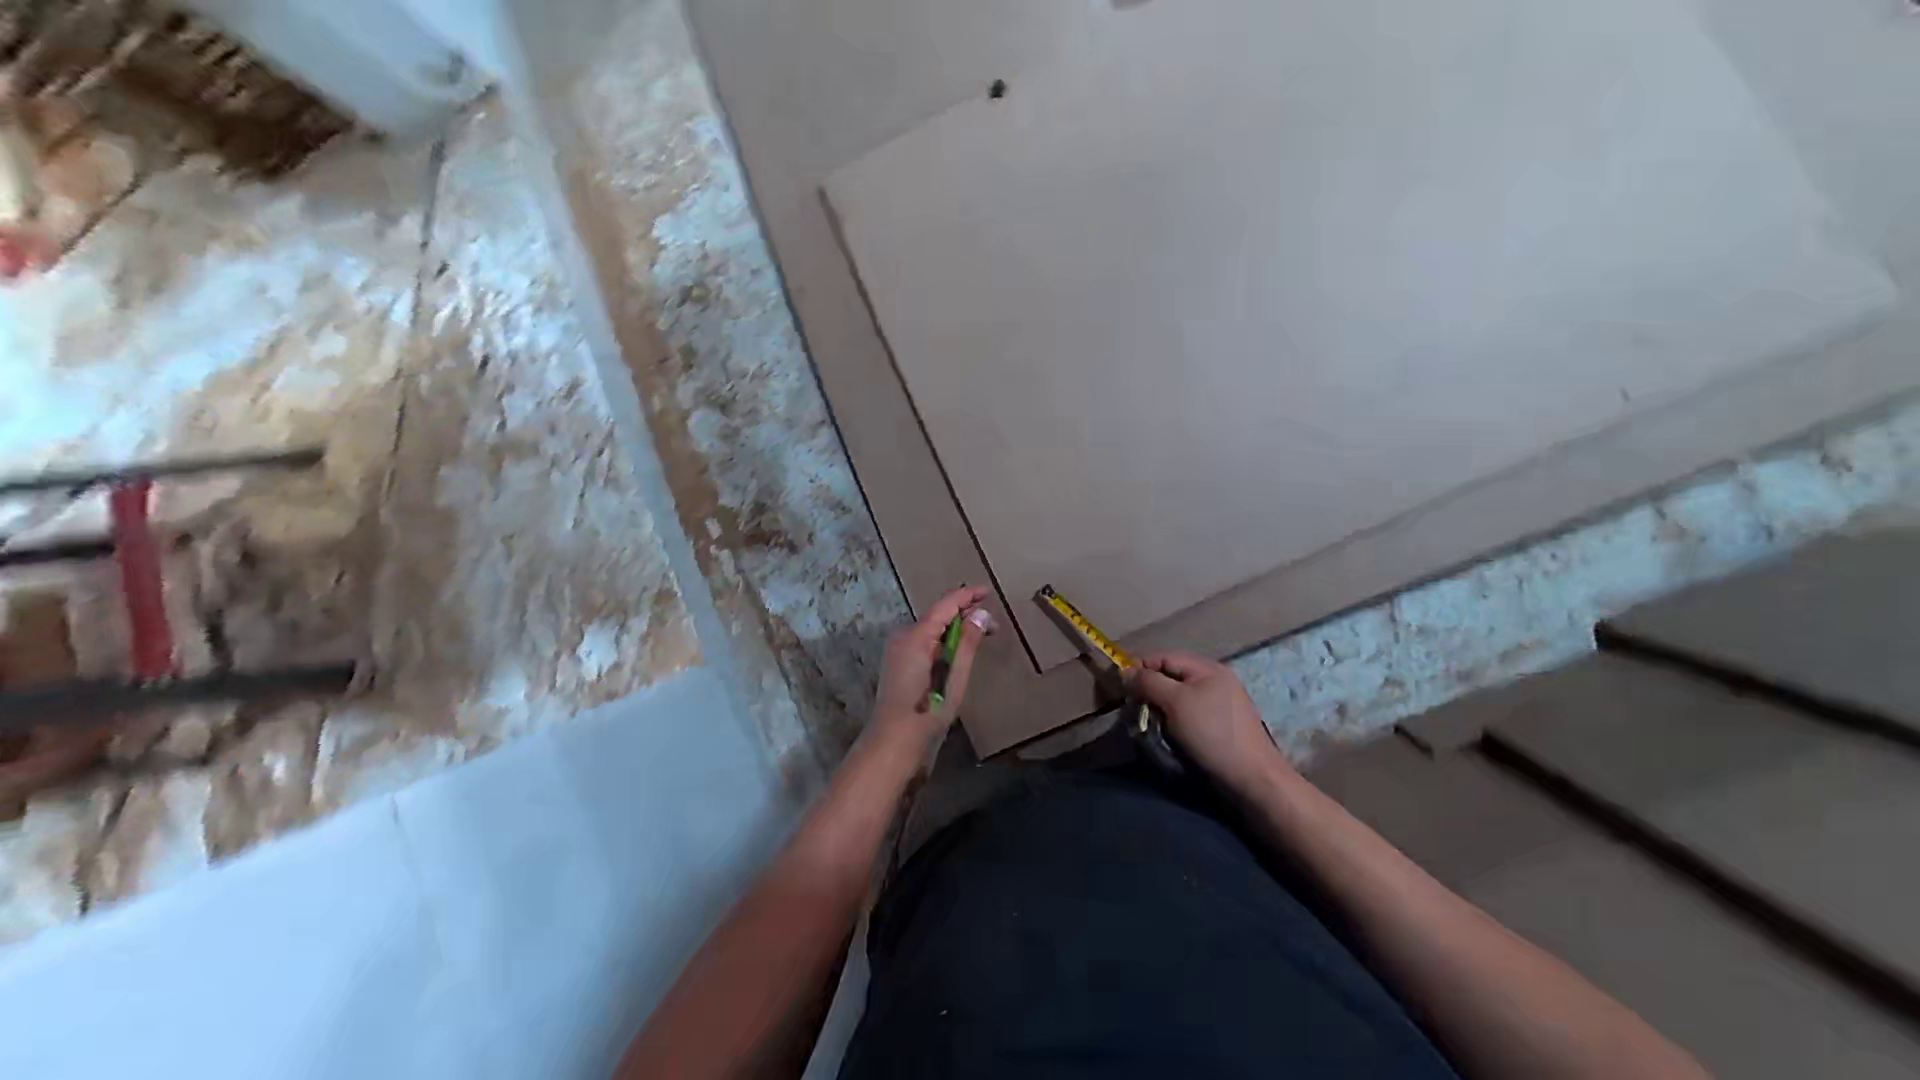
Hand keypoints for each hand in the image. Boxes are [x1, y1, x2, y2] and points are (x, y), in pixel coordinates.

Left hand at [872, 585, 997, 746]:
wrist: (892, 742)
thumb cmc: (926, 712)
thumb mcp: (954, 678)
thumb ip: (967, 643)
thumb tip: (981, 613)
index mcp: (916, 636)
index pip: (945, 605)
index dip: (967, 595)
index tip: (988, 592)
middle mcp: (903, 636)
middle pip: (938, 615)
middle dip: (965, 615)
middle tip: (992, 626)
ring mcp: (898, 649)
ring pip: (932, 629)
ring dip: (955, 630)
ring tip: (980, 639)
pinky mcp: (898, 662)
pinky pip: (924, 641)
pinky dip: (943, 641)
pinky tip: (957, 652)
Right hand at [1130, 650, 1290, 793]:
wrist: (1251, 777)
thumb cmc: (1211, 732)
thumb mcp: (1175, 702)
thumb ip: (1148, 682)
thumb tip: (1125, 670)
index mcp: (1206, 667)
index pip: (1163, 656)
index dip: (1139, 667)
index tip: (1120, 686)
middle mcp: (1214, 680)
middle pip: (1170, 675)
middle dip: (1149, 689)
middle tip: (1133, 707)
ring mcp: (1219, 703)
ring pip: (1177, 696)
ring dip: (1160, 707)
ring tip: (1149, 723)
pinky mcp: (1219, 724)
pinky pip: (1188, 713)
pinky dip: (1173, 720)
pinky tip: (1168, 733)